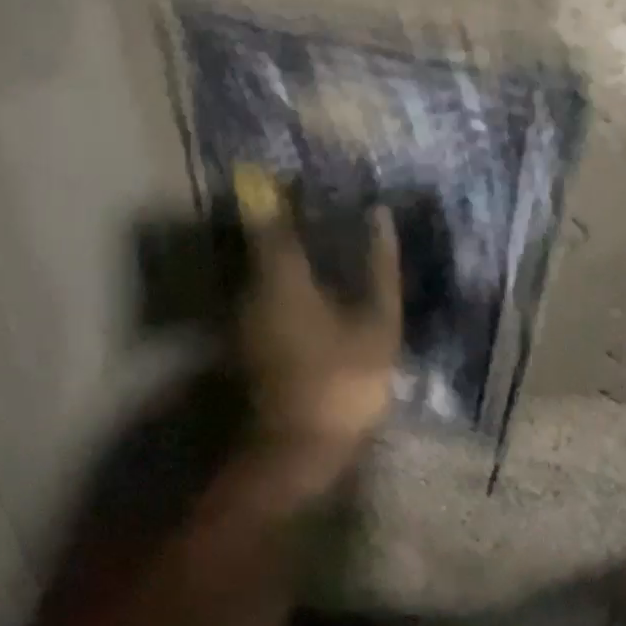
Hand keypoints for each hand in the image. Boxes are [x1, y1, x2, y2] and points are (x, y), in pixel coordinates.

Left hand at [235, 200, 402, 467]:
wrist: (298, 452)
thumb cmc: (342, 382)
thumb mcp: (377, 323)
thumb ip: (380, 267)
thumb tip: (380, 218)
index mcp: (281, 276)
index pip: (272, 217)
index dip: (281, 191)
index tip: (296, 173)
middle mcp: (253, 289)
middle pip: (265, 242)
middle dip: (287, 220)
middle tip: (321, 204)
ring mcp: (246, 319)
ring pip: (265, 271)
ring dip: (288, 253)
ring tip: (324, 241)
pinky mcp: (249, 343)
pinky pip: (268, 296)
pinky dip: (287, 283)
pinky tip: (317, 288)